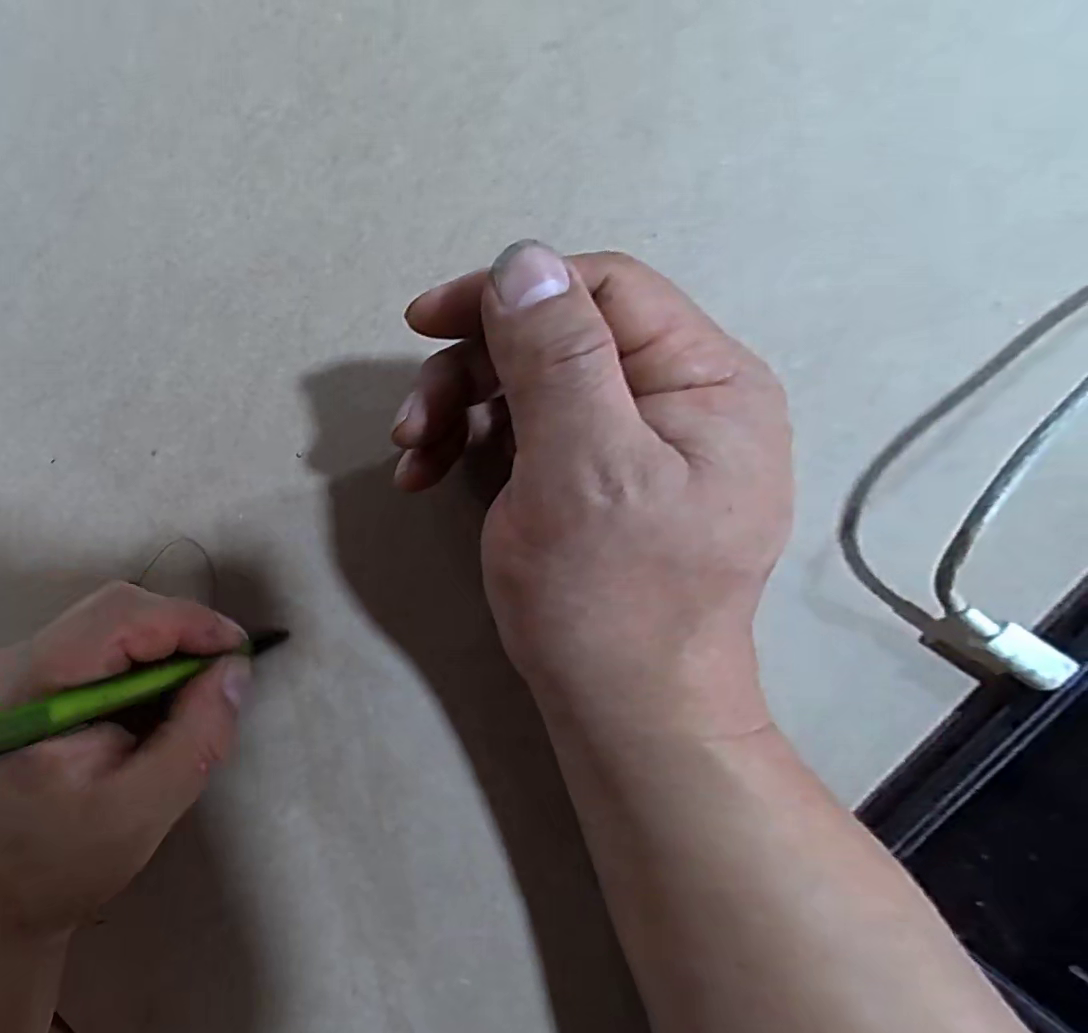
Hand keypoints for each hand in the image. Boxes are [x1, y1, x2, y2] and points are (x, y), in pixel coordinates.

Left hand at [0, 582, 250, 937]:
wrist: (1, 892)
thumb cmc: (68, 864)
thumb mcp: (144, 812)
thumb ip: (196, 737)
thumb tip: (233, 668)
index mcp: (21, 698)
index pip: (111, 620)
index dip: (183, 621)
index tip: (237, 648)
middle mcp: (0, 666)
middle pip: (105, 612)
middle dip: (173, 631)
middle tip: (218, 671)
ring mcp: (0, 666)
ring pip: (98, 622)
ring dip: (154, 645)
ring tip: (184, 689)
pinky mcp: (13, 674)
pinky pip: (86, 642)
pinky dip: (130, 658)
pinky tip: (144, 698)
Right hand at [393, 242, 792, 737]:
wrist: (618, 697)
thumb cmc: (605, 592)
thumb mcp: (580, 468)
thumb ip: (557, 359)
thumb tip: (521, 261)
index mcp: (698, 379)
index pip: (597, 292)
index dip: (506, 292)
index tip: (421, 321)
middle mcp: (667, 397)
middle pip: (549, 339)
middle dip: (466, 371)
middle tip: (408, 423)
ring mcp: (621, 439)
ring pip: (521, 385)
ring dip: (454, 410)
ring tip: (411, 457)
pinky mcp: (579, 475)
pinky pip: (515, 431)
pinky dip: (463, 444)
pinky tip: (427, 475)